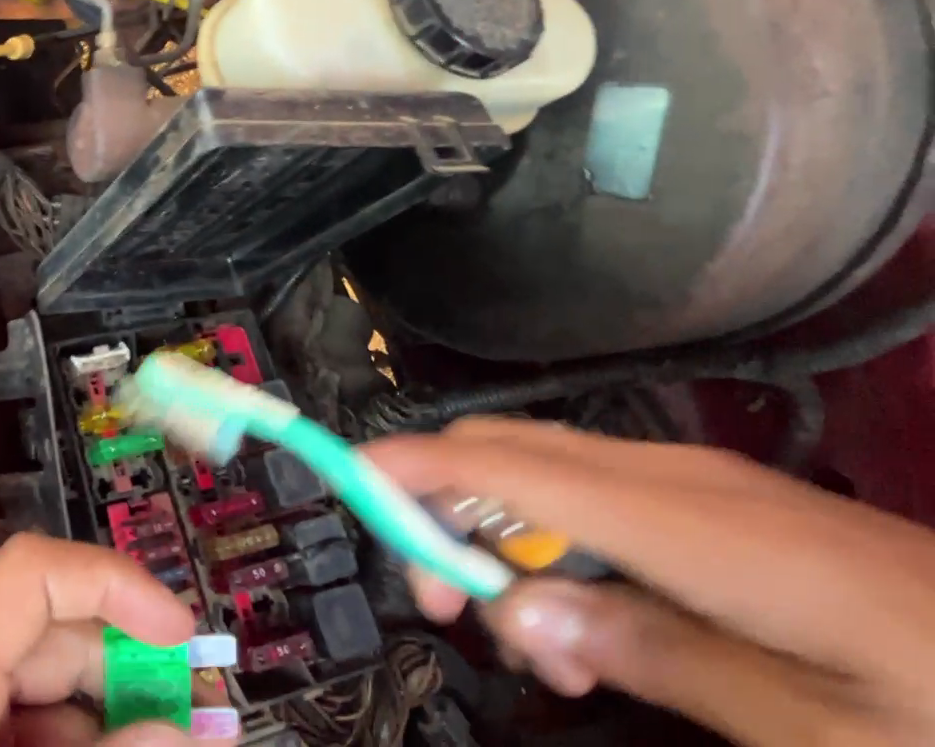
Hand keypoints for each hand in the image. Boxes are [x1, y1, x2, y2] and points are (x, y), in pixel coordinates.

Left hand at [0, 533, 225, 746]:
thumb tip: (179, 732)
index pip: (31, 573)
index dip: (114, 584)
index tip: (179, 634)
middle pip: (44, 637)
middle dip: (126, 674)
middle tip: (195, 725)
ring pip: (29, 688)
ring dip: (98, 721)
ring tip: (154, 745)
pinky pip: (2, 723)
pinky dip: (56, 743)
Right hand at [363, 418, 934, 745]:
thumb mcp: (820, 731)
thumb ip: (655, 655)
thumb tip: (517, 609)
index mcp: (687, 522)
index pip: (506, 467)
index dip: (413, 465)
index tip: (348, 483)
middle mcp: (672, 477)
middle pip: (505, 450)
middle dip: (442, 509)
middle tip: (447, 609)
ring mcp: (697, 483)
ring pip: (541, 472)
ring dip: (500, 538)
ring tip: (544, 647)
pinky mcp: (717, 501)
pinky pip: (593, 495)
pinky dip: (554, 543)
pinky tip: (598, 622)